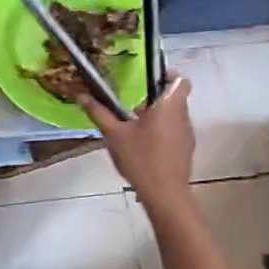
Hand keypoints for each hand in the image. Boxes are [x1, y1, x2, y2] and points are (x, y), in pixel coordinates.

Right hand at [80, 77, 195, 200]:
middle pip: (174, 97)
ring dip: (157, 114)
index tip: (147, 79)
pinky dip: (161, 130)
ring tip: (133, 123)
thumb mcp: (114, 134)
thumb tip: (81, 96)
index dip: (166, 75)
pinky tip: (142, 143)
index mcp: (169, 106)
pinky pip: (174, 130)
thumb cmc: (140, 158)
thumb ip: (99, 112)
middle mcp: (183, 116)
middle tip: (131, 102)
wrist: (164, 193)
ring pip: (174, 114)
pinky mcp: (185, 149)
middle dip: (154, 96)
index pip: (178, 80)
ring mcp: (187, 133)